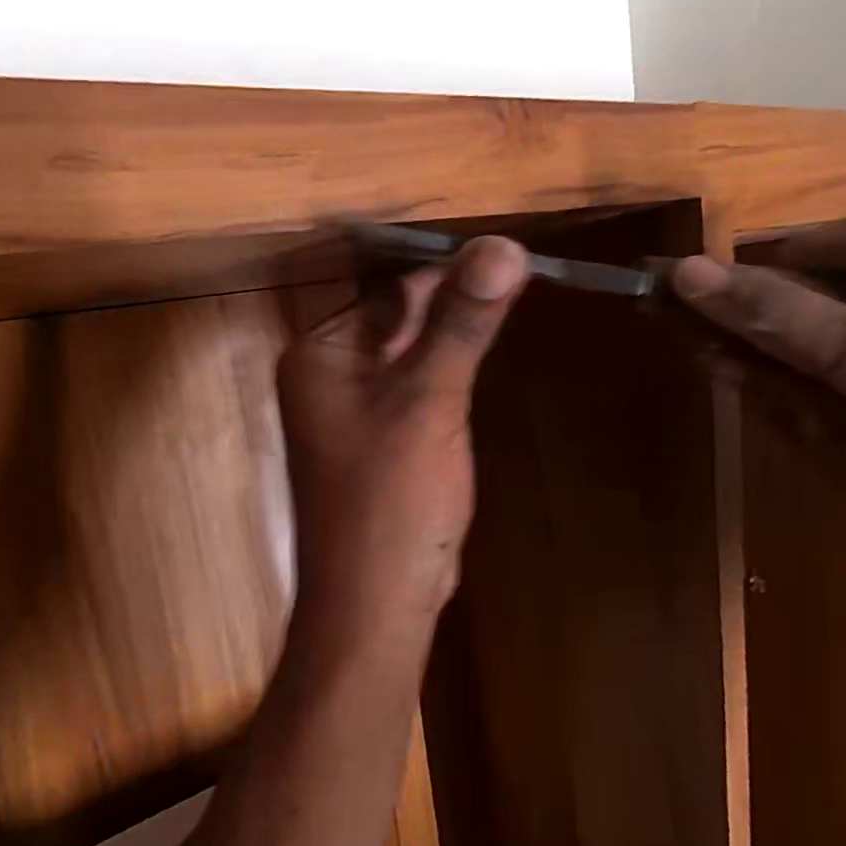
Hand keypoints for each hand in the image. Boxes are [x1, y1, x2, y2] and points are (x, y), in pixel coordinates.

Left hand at [277, 236, 529, 627]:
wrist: (376, 601)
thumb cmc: (392, 498)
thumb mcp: (431, 402)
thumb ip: (462, 323)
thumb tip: (502, 244)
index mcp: (321, 354)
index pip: (391, 294)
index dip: (448, 274)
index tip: (508, 255)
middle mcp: (327, 374)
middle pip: (399, 321)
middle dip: (454, 305)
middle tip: (524, 274)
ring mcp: (350, 409)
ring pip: (411, 355)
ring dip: (454, 338)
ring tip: (514, 306)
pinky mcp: (377, 439)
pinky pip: (414, 390)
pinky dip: (447, 376)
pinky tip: (481, 363)